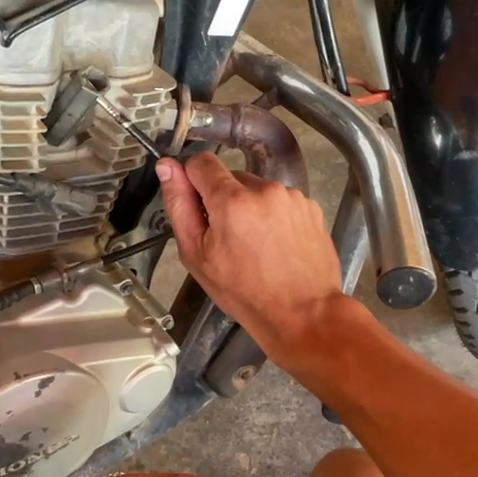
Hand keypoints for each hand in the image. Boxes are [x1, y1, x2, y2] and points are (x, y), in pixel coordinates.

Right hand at [158, 153, 343, 355]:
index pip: (201, 162)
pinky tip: (274, 245)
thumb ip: (179, 206)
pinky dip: (272, 216)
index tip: (196, 205)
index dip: (192, 181)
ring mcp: (291, 197)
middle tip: (224, 238)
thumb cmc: (245, 293)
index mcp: (232, 201)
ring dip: (249, 207)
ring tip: (253, 245)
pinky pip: (279, 201)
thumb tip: (167, 168)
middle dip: (222, 200)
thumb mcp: (197, 255)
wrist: (304, 314)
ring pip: (255, 189)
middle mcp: (264, 190)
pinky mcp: (310, 206)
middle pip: (229, 177)